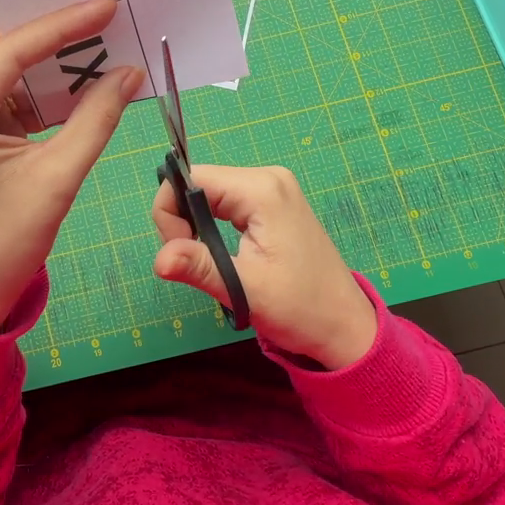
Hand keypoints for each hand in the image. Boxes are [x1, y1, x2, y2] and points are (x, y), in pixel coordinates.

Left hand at [0, 0, 143, 336]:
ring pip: (0, 58)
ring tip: (92, 28)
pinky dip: (37, 74)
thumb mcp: (58, 177)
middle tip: (99, 5)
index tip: (104, 2)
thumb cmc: (7, 240)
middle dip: (49, 25)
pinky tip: (73, 65)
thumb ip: (95, 118)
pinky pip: (2, 82)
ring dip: (44, 48)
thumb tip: (129, 73)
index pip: (9, 48)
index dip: (61, 23)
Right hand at [150, 165, 377, 369]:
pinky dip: (212, 223)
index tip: (178, 251)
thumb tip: (158, 260)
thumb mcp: (244, 289)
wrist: (345, 327)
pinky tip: (221, 251)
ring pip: (209, 192)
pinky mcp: (272, 201)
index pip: (192, 177)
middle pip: (199, 182)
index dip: (171, 210)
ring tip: (209, 260)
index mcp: (262, 190)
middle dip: (182, 219)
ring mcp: (272, 187)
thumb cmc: (299, 308)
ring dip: (195, 223)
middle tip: (193, 261)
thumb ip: (198, 266)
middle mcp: (267, 178)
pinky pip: (225, 200)